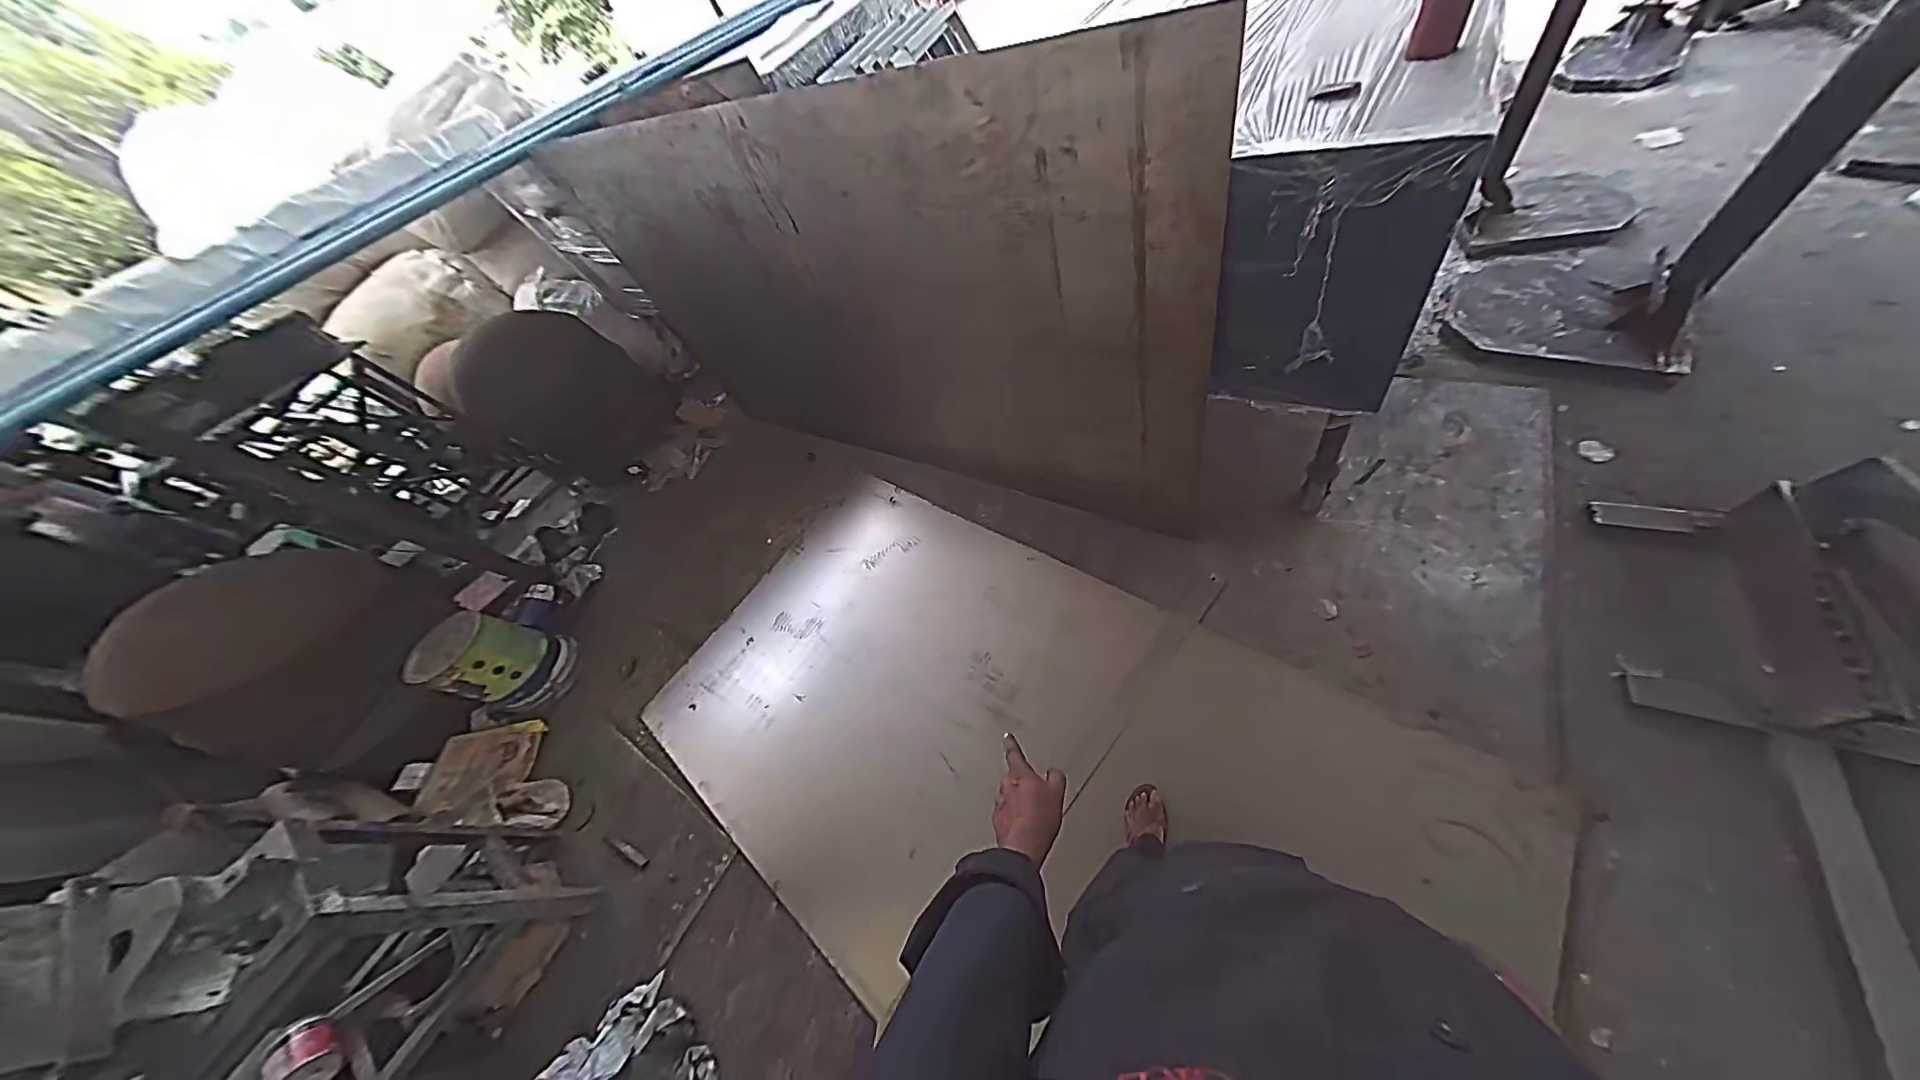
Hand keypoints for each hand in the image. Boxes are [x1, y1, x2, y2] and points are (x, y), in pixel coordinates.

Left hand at [993, 734, 1066, 866]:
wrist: (1023, 847)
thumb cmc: (1039, 821)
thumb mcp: (1057, 793)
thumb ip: (1055, 777)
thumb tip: (1053, 773)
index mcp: (1020, 775)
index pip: (1014, 754)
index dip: (1012, 745)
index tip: (1007, 737)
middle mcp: (1006, 786)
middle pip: (1014, 779)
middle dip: (1024, 786)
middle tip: (1037, 798)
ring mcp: (1000, 803)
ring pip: (1010, 797)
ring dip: (1019, 803)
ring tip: (1034, 816)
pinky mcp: (998, 820)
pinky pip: (1007, 814)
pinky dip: (1014, 817)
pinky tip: (1025, 825)